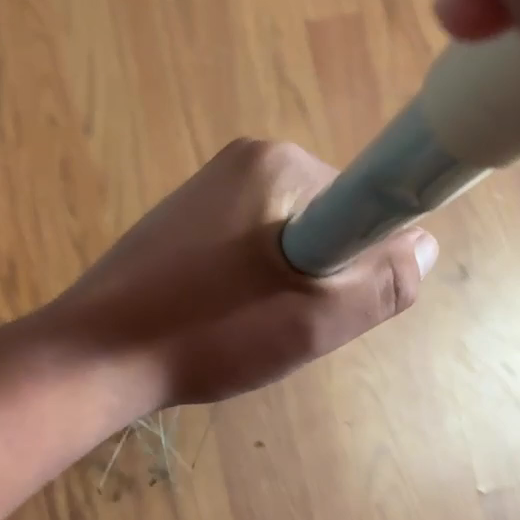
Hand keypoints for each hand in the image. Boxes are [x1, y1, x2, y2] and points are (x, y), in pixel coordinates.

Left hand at [50, 138, 438, 408]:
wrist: (94, 357)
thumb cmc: (207, 331)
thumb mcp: (314, 320)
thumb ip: (386, 281)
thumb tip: (425, 243)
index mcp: (276, 162)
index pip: (364, 206)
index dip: (359, 265)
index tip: (322, 307)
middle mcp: (242, 162)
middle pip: (326, 226)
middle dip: (316, 281)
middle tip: (277, 328)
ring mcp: (206, 193)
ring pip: (286, 247)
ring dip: (281, 292)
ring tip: (239, 328)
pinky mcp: (182, 225)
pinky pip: (246, 255)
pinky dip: (246, 291)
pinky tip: (215, 321)